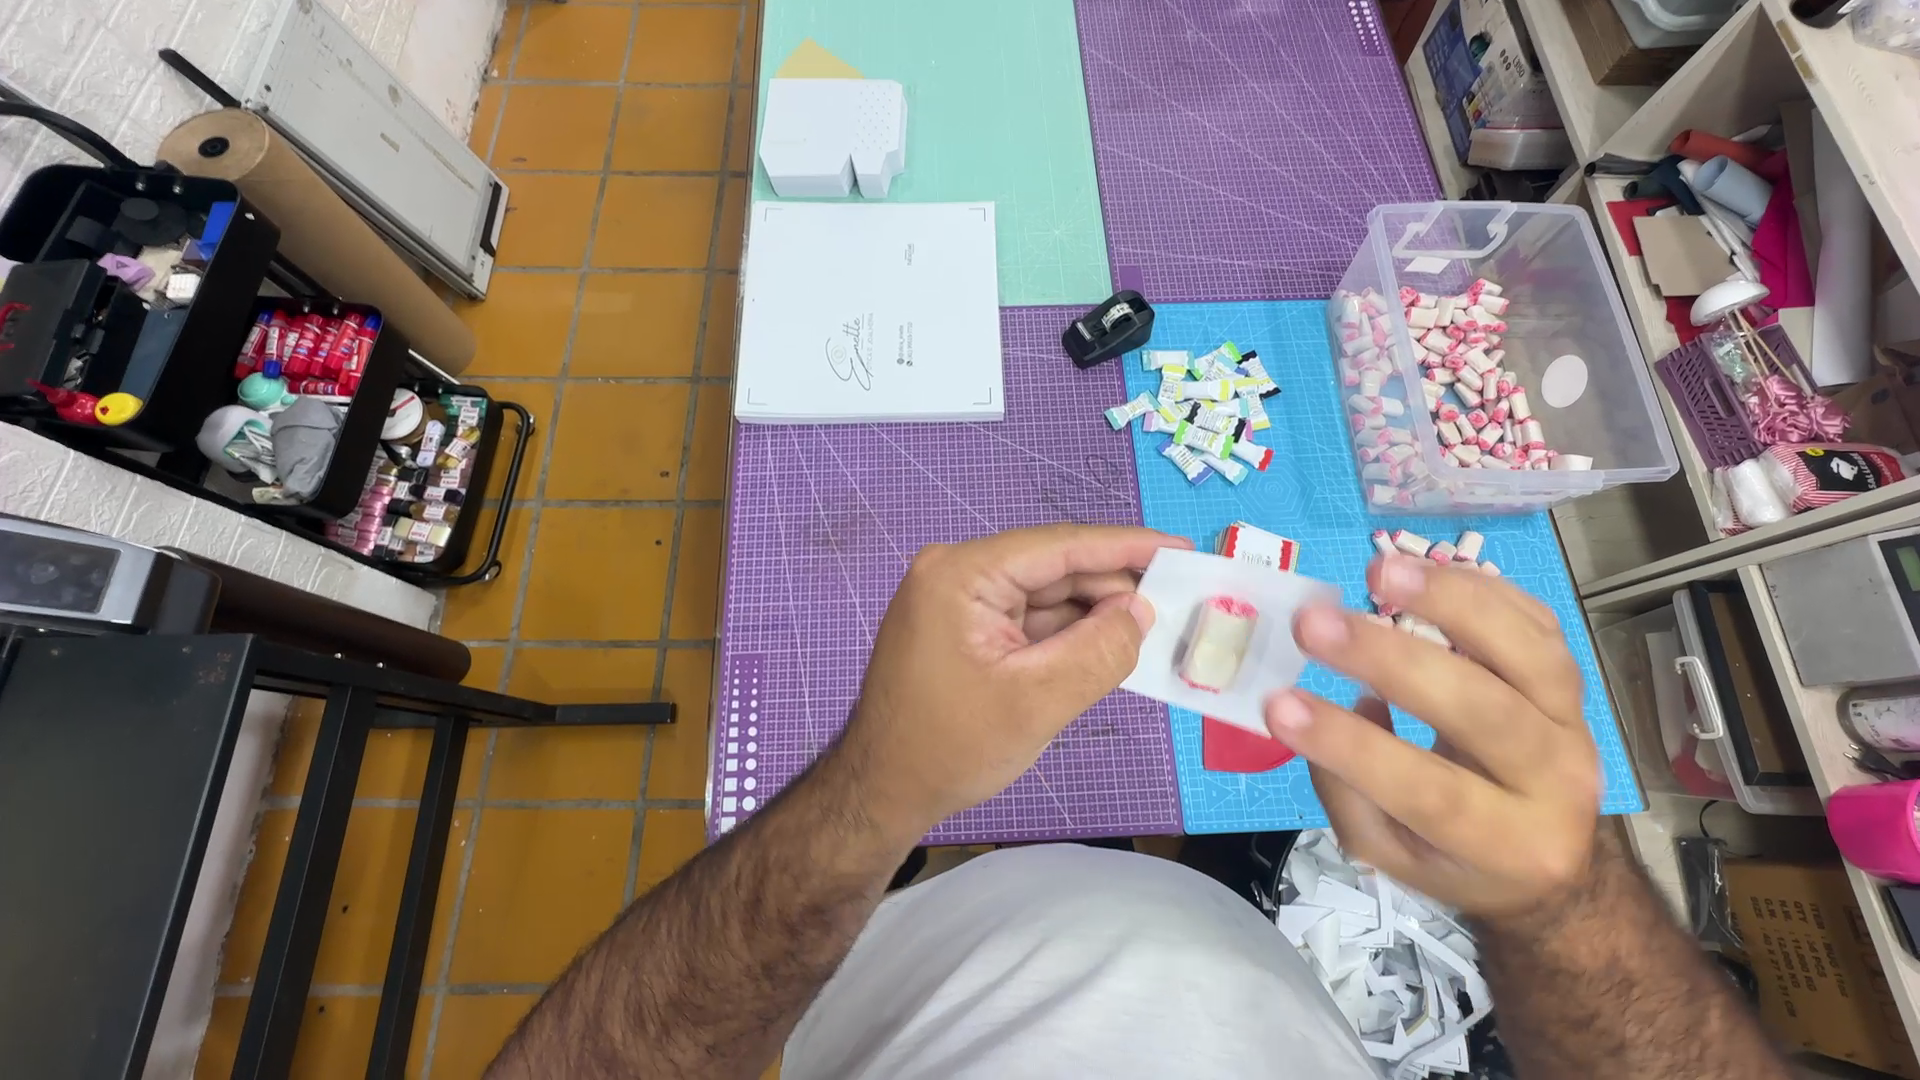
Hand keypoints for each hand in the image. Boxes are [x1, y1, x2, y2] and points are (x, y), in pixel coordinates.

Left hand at [838, 525, 1191, 837]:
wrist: (881, 790)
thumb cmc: (950, 747)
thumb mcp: (1037, 701)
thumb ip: (1099, 652)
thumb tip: (1141, 611)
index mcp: (963, 573)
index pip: (1059, 546)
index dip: (1125, 546)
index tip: (1180, 549)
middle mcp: (958, 573)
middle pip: (1053, 569)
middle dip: (1112, 589)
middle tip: (1176, 607)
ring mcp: (958, 600)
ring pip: (1045, 596)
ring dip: (1092, 616)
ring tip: (1150, 632)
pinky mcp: (964, 627)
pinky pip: (1028, 620)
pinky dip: (1067, 634)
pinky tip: (1105, 647)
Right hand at [1264, 554, 1599, 916]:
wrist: (1554, 864)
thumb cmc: (1452, 858)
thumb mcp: (1386, 852)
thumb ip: (1348, 792)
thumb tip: (1322, 710)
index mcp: (1505, 844)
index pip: (1427, 791)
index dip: (1349, 746)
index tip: (1277, 705)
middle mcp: (1555, 782)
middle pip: (1480, 711)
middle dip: (1387, 659)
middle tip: (1310, 623)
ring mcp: (1573, 724)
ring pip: (1529, 653)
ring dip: (1450, 602)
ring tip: (1378, 572)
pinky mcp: (1570, 683)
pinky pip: (1536, 622)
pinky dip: (1477, 589)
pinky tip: (1416, 570)